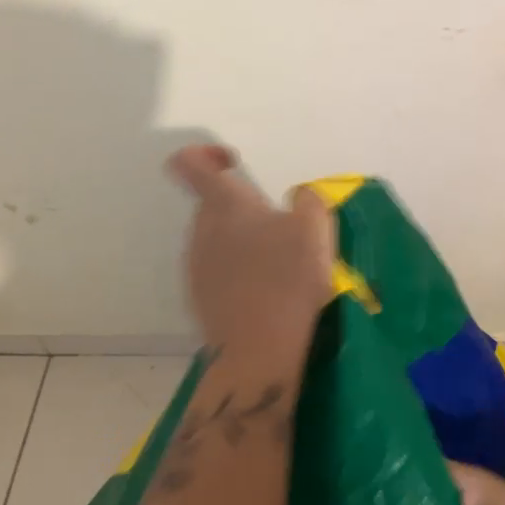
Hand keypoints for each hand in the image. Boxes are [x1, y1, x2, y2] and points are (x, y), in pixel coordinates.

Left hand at [167, 145, 333, 361]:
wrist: (258, 350)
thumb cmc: (287, 279)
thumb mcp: (315, 228)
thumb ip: (307, 200)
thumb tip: (297, 198)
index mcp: (224, 204)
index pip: (189, 164)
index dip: (204, 154)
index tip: (233, 163)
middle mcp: (201, 230)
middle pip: (212, 204)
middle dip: (242, 208)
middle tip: (280, 230)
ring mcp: (195, 266)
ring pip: (216, 239)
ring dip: (242, 243)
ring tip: (278, 267)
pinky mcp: (199, 298)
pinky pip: (217, 272)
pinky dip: (238, 274)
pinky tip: (265, 294)